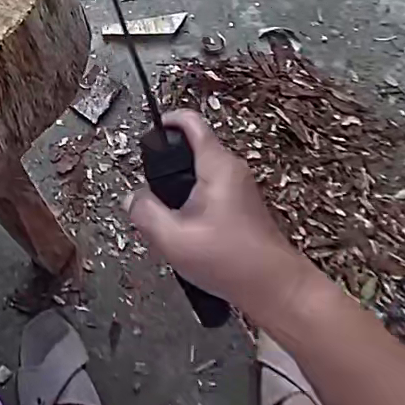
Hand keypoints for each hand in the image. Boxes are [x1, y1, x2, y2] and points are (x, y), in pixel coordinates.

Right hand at [125, 110, 319, 318]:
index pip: (192, 123)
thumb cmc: (232, 261)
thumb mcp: (174, 239)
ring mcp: (239, 185)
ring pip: (200, 172)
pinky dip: (194, 202)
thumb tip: (132, 198)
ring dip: (180, 189)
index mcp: (217, 166)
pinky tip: (187, 231)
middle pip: (193, 148)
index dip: (168, 120)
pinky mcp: (241, 203)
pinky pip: (210, 189)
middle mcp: (232, 169)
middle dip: (168, 166)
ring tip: (168, 218)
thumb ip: (146, 213)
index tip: (151, 130)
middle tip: (151, 189)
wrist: (272, 284)